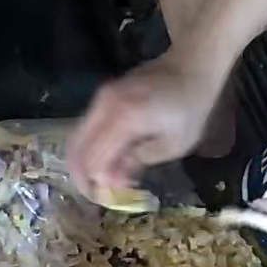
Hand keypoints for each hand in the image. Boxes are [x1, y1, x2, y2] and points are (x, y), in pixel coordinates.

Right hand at [69, 50, 227, 205]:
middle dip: (82, 177)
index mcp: (124, 119)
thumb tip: (112, 182)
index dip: (98, 184)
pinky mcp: (102, 96)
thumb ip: (138, 161)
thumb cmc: (190, 109)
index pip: (95, 159)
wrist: (191, 67)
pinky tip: (103, 162)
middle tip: (96, 196)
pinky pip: (84, 127)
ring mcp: (100, 98)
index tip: (109, 199)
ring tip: (99, 183)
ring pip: (76, 138)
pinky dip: (88, 148)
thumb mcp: (172, 145)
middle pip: (76, 149)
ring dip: (83, 163)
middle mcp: (104, 106)